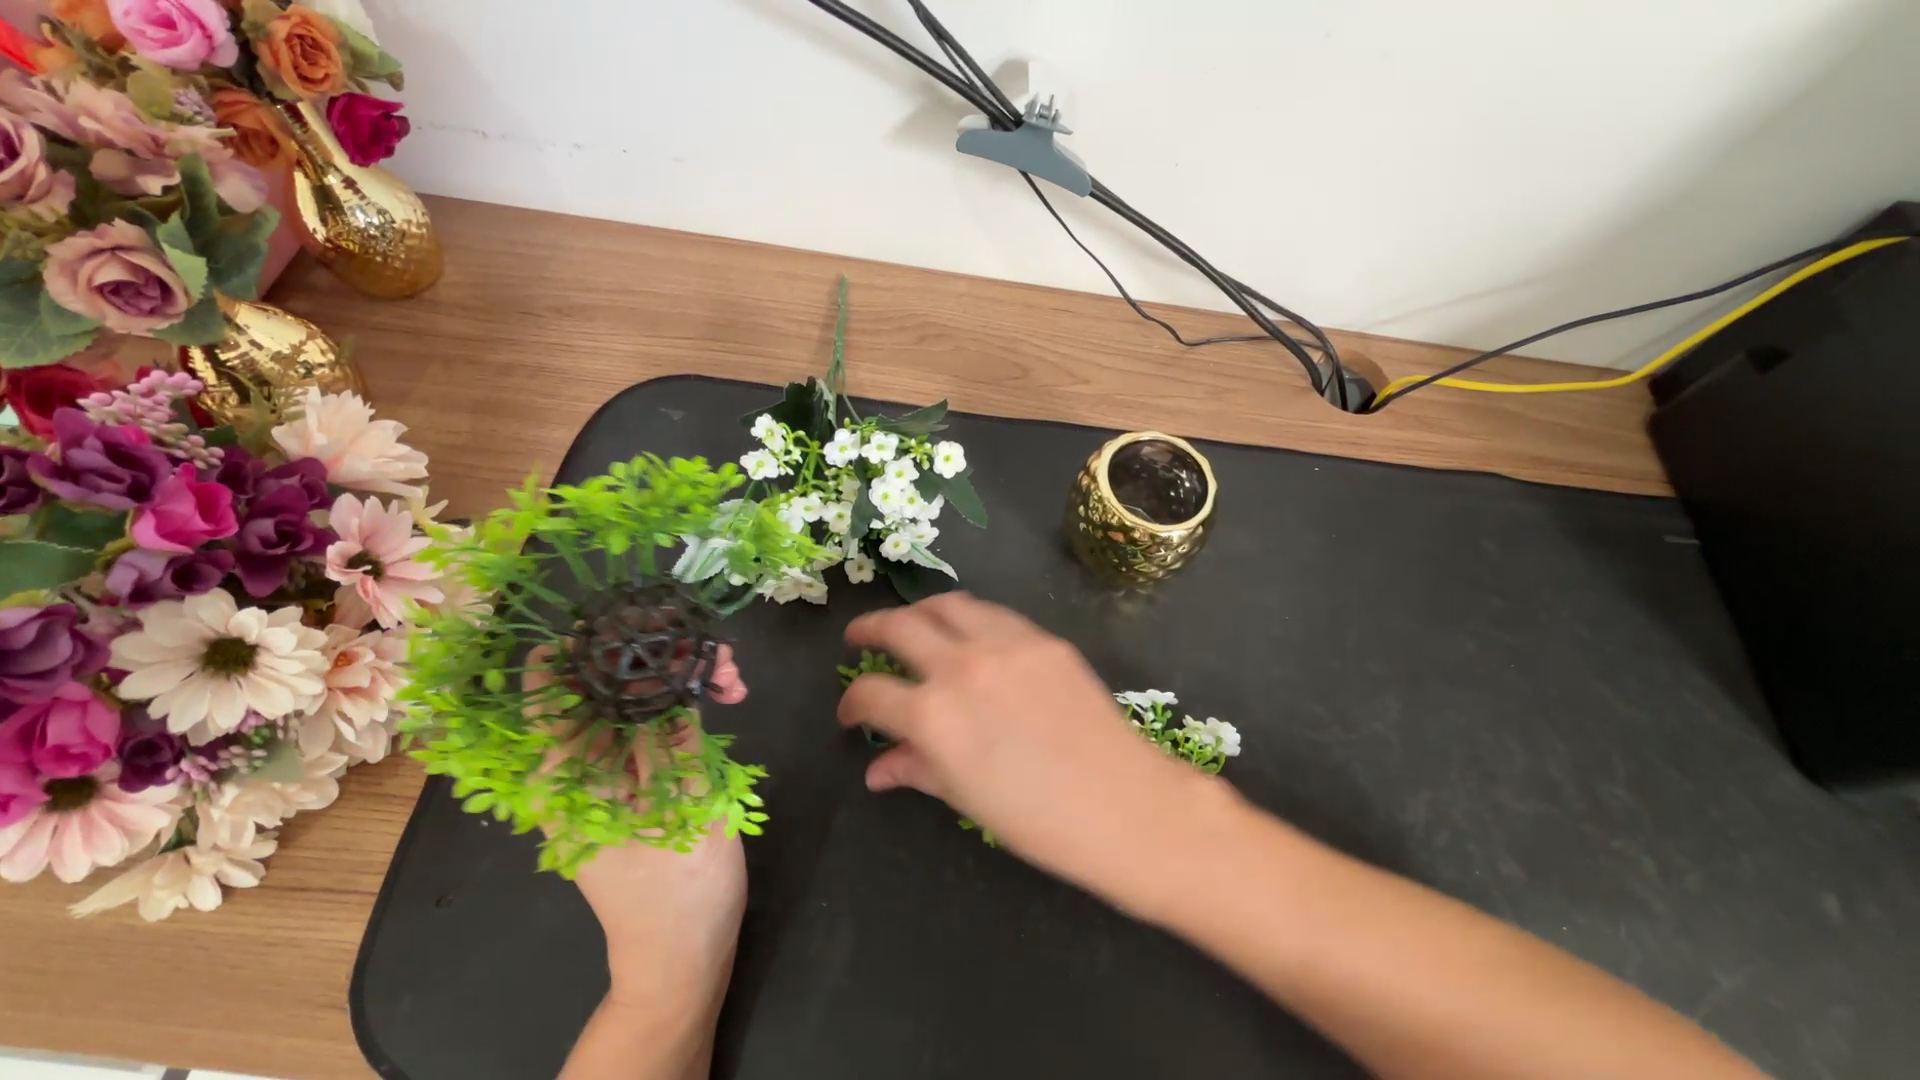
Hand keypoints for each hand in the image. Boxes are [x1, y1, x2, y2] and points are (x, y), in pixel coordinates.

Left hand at [525, 647, 747, 1021]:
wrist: (684, 956)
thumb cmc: (679, 893)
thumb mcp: (683, 808)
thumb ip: (672, 738)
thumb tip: (666, 672)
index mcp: (564, 773)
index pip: (552, 684)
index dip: (591, 641)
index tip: (645, 620)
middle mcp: (574, 764)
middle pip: (605, 684)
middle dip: (661, 657)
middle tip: (719, 655)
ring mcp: (606, 770)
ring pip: (635, 699)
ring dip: (682, 678)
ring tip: (734, 679)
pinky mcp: (634, 778)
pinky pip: (651, 725)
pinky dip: (685, 706)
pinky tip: (726, 697)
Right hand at [837, 593, 1229, 917]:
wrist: (1124, 805)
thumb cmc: (1037, 820)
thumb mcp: (965, 798)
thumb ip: (916, 770)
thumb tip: (878, 769)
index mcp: (933, 715)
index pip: (871, 694)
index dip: (852, 704)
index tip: (852, 715)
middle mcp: (962, 666)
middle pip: (899, 627)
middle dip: (869, 630)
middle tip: (859, 640)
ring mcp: (1006, 645)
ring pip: (947, 605)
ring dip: (918, 612)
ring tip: (909, 623)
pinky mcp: (1043, 639)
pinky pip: (993, 614)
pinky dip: (968, 618)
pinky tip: (968, 635)